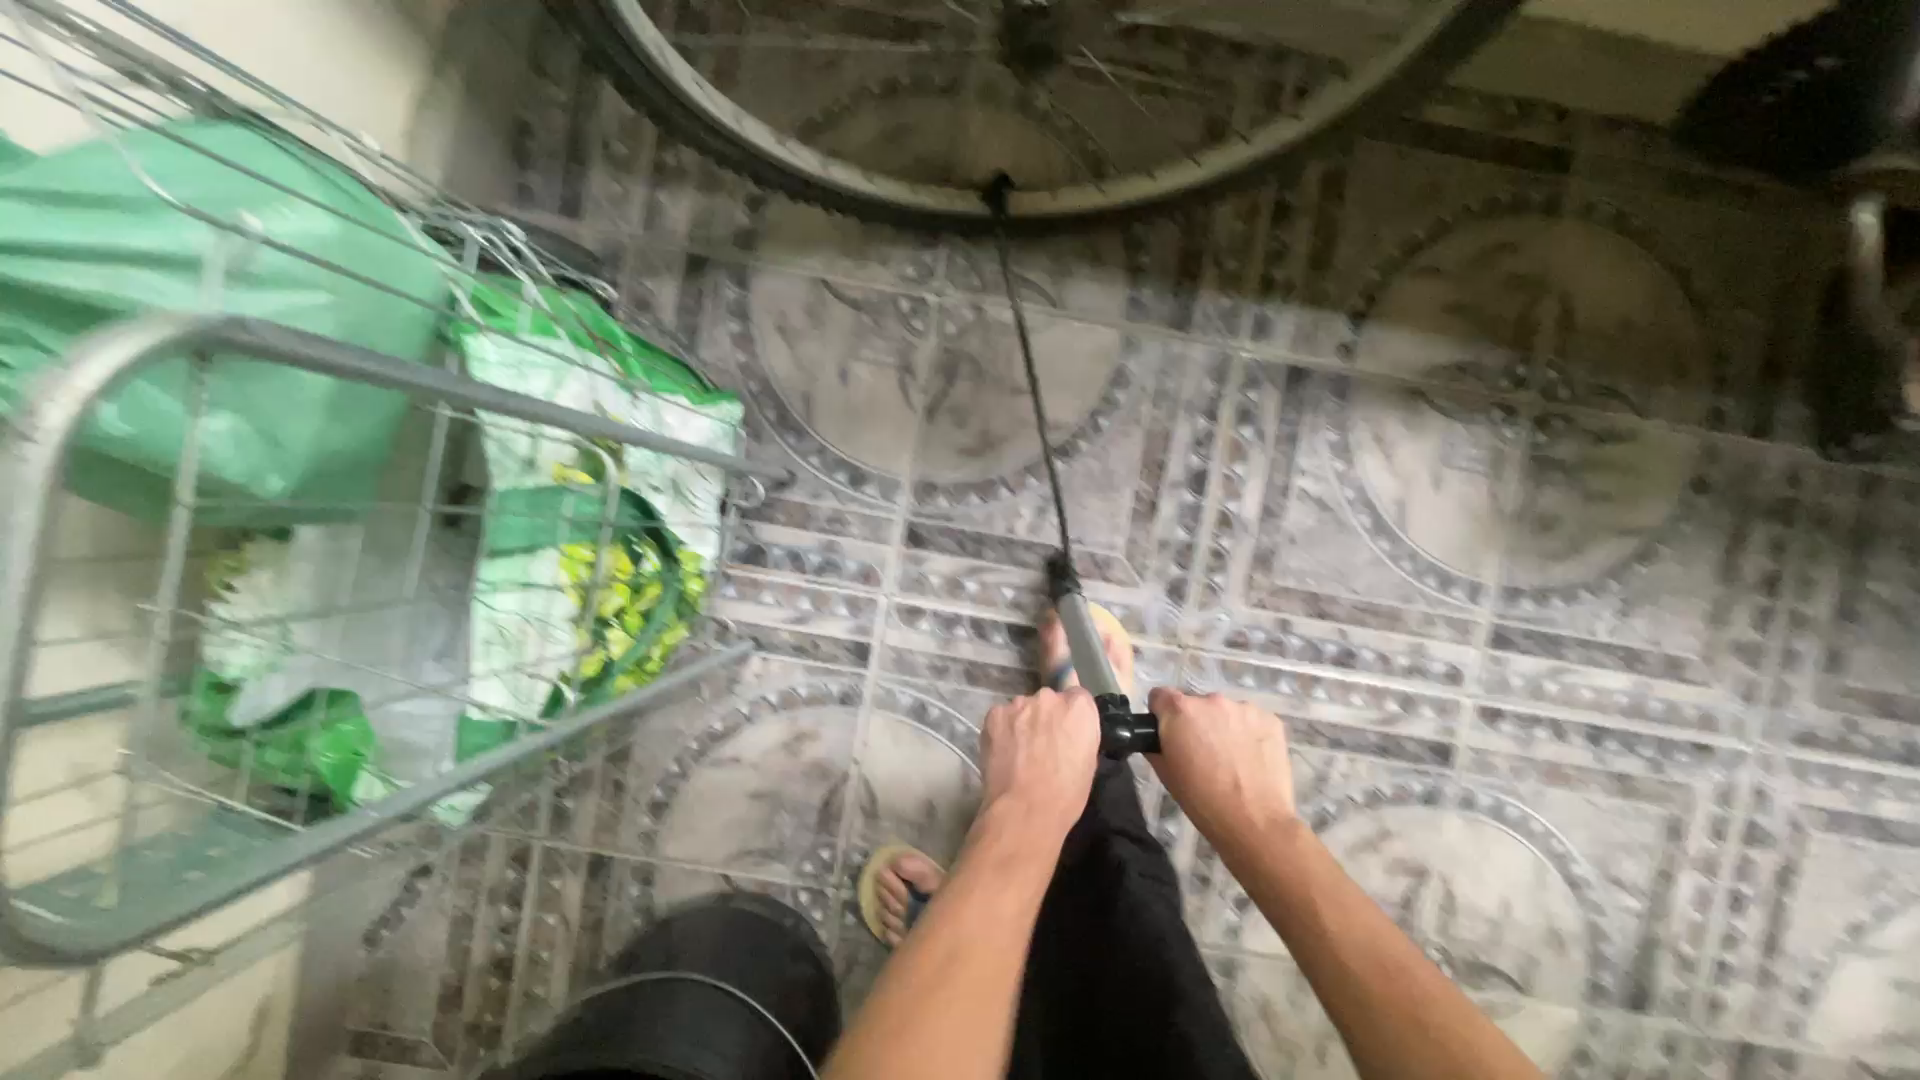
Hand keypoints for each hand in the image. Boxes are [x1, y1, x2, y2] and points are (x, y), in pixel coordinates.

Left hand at [977, 687, 1100, 842]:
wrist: (1025, 808)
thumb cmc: (1066, 793)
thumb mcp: (1088, 760)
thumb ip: (1079, 733)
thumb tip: (1069, 730)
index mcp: (1079, 707)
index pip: (1076, 696)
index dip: (1069, 714)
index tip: (1064, 730)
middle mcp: (1049, 697)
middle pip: (1048, 699)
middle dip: (1045, 716)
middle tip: (1040, 743)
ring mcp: (1019, 704)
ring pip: (1022, 708)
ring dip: (1022, 723)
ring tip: (1018, 751)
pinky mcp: (994, 714)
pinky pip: (1001, 717)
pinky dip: (1002, 730)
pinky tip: (1003, 752)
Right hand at [1147, 688, 1296, 841]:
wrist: (1254, 822)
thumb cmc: (1202, 800)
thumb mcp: (1165, 773)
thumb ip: (1156, 745)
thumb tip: (1158, 738)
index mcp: (1180, 710)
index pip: (1161, 696)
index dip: (1161, 714)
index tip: (1169, 734)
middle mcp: (1211, 700)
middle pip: (1195, 703)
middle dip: (1195, 722)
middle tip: (1201, 752)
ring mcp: (1244, 708)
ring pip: (1224, 712)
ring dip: (1222, 726)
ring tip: (1231, 758)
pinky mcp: (1270, 719)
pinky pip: (1250, 720)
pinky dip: (1248, 733)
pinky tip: (1251, 758)